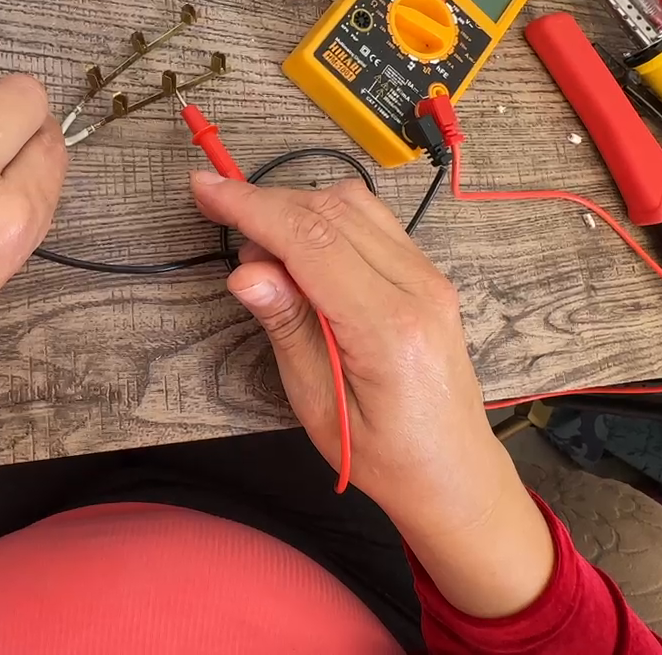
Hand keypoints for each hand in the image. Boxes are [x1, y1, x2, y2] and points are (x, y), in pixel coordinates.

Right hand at [192, 173, 553, 616]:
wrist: (456, 474)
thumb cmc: (383, 456)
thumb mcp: (318, 405)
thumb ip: (286, 327)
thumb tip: (245, 271)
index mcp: (388, 327)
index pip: (311, 240)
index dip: (252, 207)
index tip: (205, 188)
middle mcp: (417, 285)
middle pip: (329, 211)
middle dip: (264, 201)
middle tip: (218, 213)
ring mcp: (428, 273)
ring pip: (350, 203)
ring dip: (293, 205)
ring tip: (259, 245)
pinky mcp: (427, 271)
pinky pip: (368, 217)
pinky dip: (322, 214)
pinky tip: (299, 246)